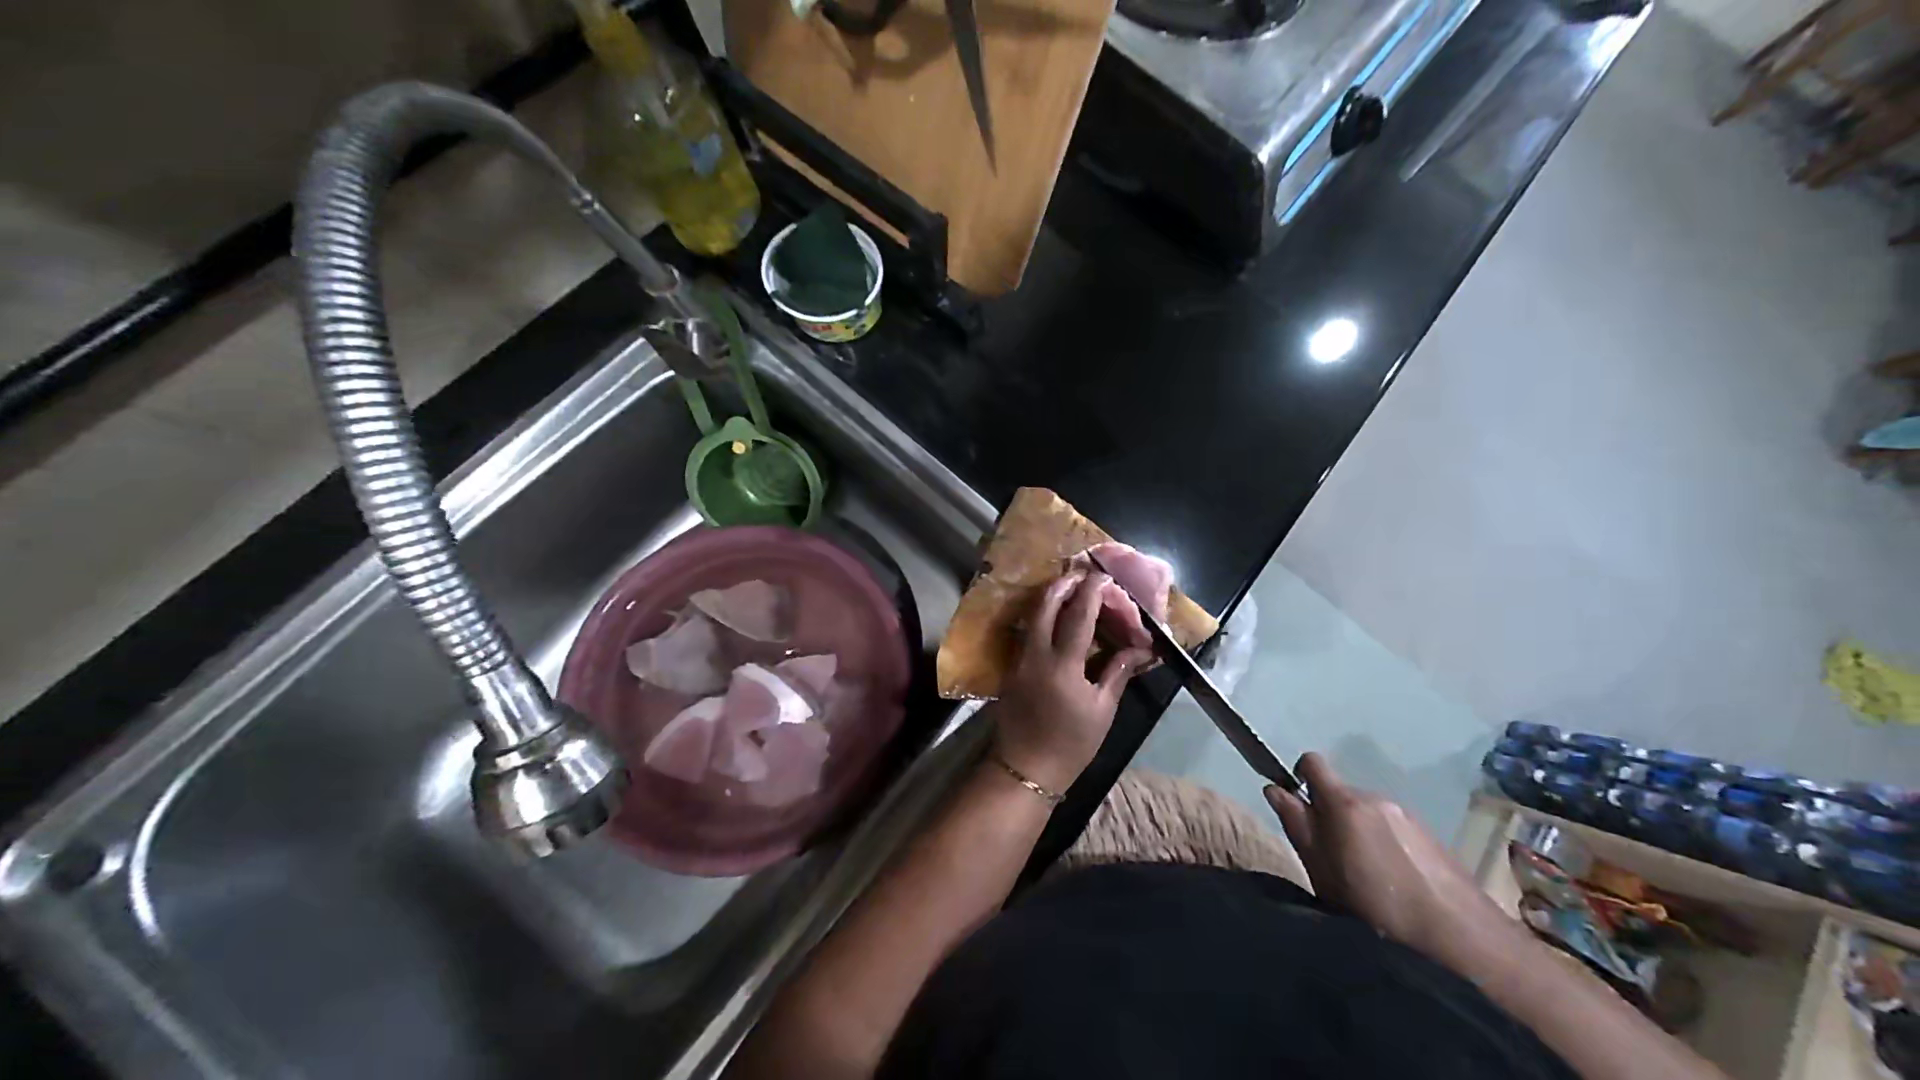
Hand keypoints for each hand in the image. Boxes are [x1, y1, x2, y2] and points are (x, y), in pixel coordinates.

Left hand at [990, 571, 1154, 793]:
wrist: (1025, 767)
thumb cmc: (1071, 743)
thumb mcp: (1102, 709)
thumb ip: (1117, 671)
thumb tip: (1140, 648)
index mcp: (1063, 664)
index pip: (1079, 615)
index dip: (1092, 591)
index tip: (1104, 577)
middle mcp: (1036, 653)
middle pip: (1046, 604)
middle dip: (1065, 584)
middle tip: (1083, 576)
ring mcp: (1019, 658)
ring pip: (1032, 615)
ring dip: (1051, 597)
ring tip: (1070, 589)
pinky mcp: (1011, 667)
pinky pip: (1027, 631)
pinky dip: (1042, 616)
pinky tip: (1056, 618)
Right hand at [1266, 753, 1522, 965]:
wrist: (1462, 940)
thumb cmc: (1376, 907)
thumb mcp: (1321, 871)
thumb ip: (1298, 826)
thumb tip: (1275, 789)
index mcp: (1345, 802)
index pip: (1312, 762)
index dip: (1299, 778)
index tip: (1299, 810)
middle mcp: (1376, 797)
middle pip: (1341, 793)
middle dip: (1332, 816)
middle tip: (1334, 859)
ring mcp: (1408, 815)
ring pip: (1368, 813)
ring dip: (1361, 833)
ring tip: (1369, 877)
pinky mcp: (1432, 836)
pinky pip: (1394, 829)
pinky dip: (1386, 846)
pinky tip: (1397, 883)